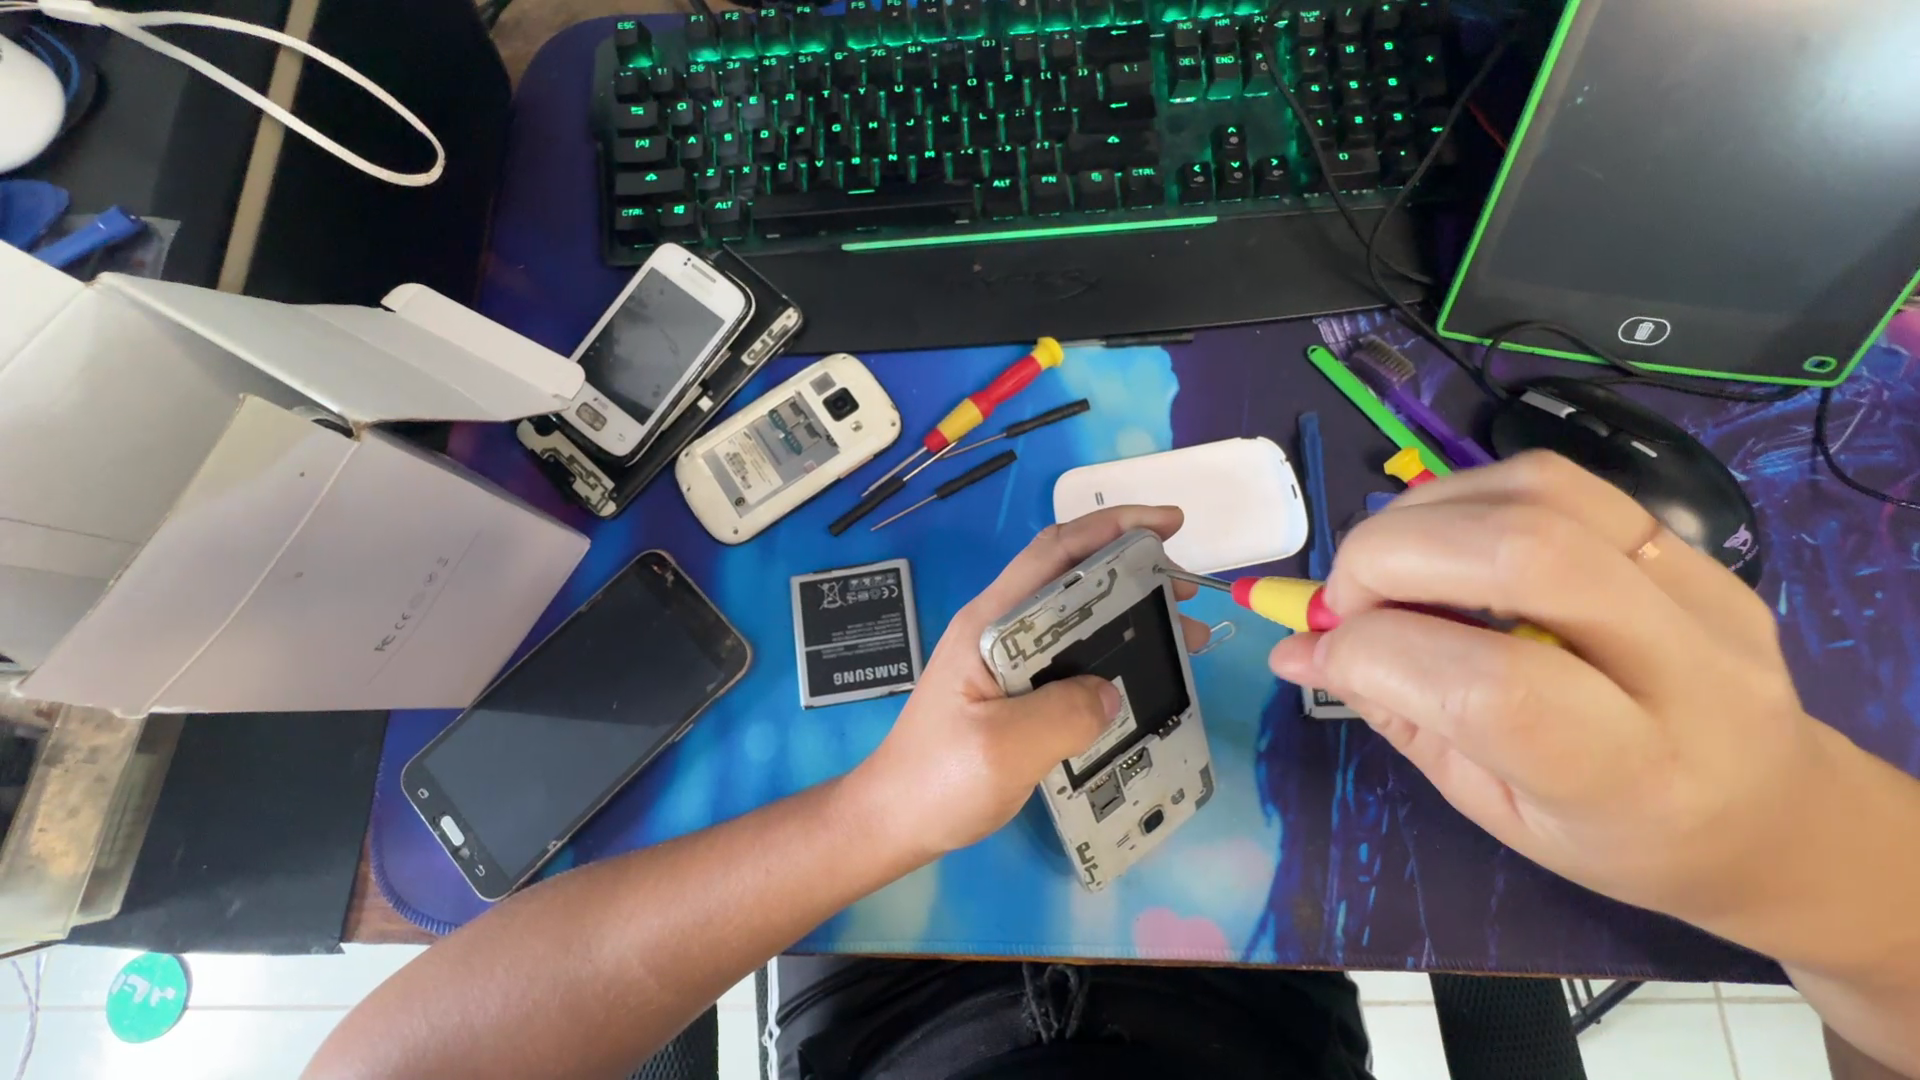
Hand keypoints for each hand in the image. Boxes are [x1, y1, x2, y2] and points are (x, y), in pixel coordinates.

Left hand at [848, 506, 1209, 860]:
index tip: (1168, 525)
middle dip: (1134, 571)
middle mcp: (998, 628)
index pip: (1054, 552)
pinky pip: (1071, 658)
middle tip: (1186, 592)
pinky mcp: (1014, 689)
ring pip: (1076, 618)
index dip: (1112, 527)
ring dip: (1130, 617)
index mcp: (990, 623)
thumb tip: (1110, 691)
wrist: (895, 818)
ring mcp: (1005, 659)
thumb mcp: (1004, 748)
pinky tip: (1140, 677)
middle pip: (1071, 577)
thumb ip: (1063, 715)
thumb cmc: (938, 780)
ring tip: (1183, 637)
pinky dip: (1113, 654)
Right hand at [1267, 451, 1850, 929]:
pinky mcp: (1689, 546)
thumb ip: (1393, 716)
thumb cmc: (1613, 833)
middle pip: (1519, 557)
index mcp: (1632, 776)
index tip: (1320, 652)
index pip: (1490, 688)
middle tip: (1344, 600)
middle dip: (1386, 561)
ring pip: (1538, 496)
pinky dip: (1463, 493)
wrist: (1773, 812)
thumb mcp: (1490, 803)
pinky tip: (1435, 537)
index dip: (1374, 654)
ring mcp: (1699, 591)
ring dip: (1419, 515)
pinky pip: (1558, 480)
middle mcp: (1686, 671)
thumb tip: (1297, 651)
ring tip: (1383, 563)